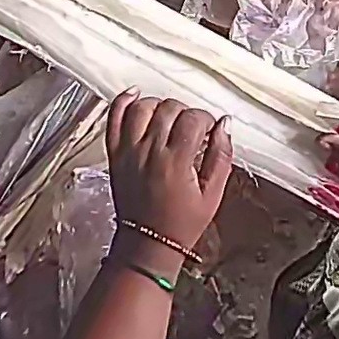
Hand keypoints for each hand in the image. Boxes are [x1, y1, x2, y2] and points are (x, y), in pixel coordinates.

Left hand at [106, 92, 233, 272]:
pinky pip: (114, 117)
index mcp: (175, 162)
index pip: (192, 120)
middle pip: (168, 109)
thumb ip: (221, 157)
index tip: (209, 128)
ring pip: (141, 107)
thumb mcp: (212, 195)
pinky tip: (136, 94)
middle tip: (192, 125)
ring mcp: (128, 150)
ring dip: (158, 104)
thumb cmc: (182, 223)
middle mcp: (149, 151)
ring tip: (169, 114)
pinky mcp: (114, 152)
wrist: (147, 244)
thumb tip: (224, 124)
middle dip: (185, 111)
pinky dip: (123, 101)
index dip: (205, 118)